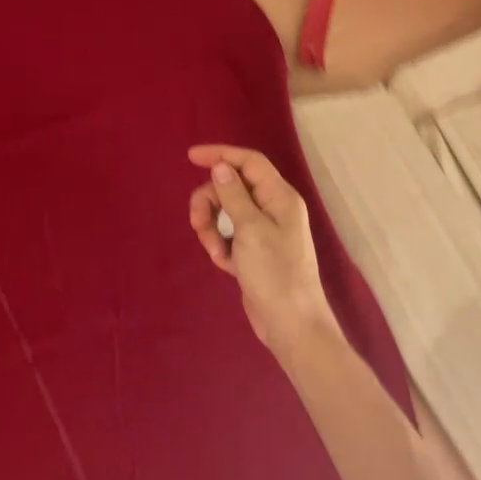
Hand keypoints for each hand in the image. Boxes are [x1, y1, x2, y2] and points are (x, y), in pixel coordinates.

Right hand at [186, 145, 338, 352]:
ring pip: (224, 211)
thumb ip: (233, 194)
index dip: (220, 154)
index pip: (248, 161)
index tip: (190, 157)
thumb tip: (221, 167)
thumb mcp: (250, 229)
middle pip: (229, 187)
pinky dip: (219, 245)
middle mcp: (272, 209)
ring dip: (212, 228)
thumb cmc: (275, 273)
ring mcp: (262, 231)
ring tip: (215, 252)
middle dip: (209, 202)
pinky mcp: (252, 250)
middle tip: (198, 223)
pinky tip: (225, 265)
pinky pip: (226, 234)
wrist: (291, 325)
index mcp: (279, 198)